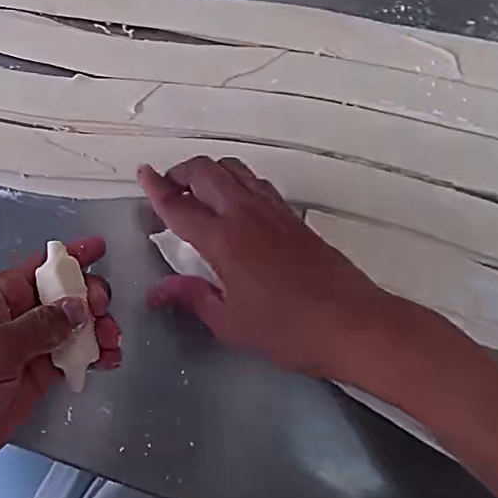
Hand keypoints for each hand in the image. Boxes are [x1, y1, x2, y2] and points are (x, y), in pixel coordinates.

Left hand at [0, 238, 122, 480]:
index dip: (70, 256)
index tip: (100, 249)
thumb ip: (40, 327)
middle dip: (90, 297)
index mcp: (1, 296)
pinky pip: (73, 356)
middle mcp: (19, 315)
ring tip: (112, 342)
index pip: (41, 266)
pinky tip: (108, 361)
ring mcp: (30, 346)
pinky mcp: (39, 374)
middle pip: (65, 295)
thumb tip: (79, 307)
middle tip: (104, 311)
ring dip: (98, 329)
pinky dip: (94, 356)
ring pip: (75, 326)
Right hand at [140, 157, 397, 378]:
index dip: (156, 188)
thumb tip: (158, 292)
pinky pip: (256, 181)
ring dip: (209, 170)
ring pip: (233, 168)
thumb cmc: (290, 330)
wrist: (353, 323)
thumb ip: (192, 298)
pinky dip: (236, 179)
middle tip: (167, 186)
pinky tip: (234, 200)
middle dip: (180, 172)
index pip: (179, 205)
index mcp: (223, 239)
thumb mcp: (230, 323)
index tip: (143, 175)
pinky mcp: (292, 215)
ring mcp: (272, 210)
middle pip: (205, 171)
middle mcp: (245, 213)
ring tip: (197, 188)